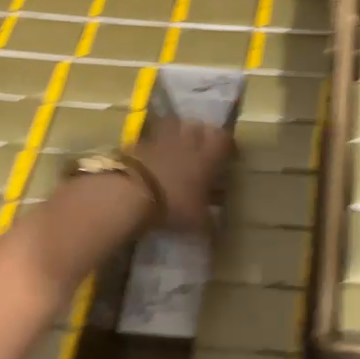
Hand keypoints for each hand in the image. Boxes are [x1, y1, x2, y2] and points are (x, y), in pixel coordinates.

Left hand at [128, 118, 233, 232]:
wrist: (132, 192)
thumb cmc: (173, 204)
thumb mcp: (197, 222)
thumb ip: (209, 224)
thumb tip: (216, 231)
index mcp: (207, 157)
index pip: (224, 139)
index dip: (228, 145)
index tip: (228, 155)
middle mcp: (187, 142)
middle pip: (199, 127)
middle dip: (202, 135)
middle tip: (201, 150)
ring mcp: (161, 139)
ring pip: (174, 126)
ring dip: (177, 133)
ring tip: (176, 148)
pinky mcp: (139, 142)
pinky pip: (151, 137)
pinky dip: (154, 144)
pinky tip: (152, 157)